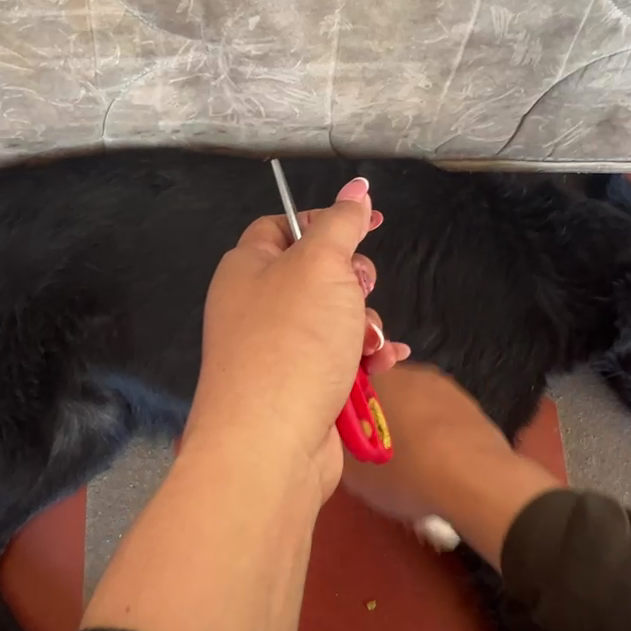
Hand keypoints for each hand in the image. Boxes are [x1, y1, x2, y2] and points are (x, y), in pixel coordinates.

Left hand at [191, 176, 409, 495]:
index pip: (286, 225)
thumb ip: (342, 222)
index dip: (328, 220)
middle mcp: (256, 305)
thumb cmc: (291, 340)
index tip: (370, 221)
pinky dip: (364, 358)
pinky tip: (383, 362)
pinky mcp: (299, 387)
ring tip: (368, 342)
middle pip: (317, 273)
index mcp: (248, 267)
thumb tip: (357, 188)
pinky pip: (339, 359)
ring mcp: (277, 350)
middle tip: (360, 288)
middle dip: (353, 280)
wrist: (270, 443)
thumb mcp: (322, 264)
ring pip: (335, 318)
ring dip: (364, 326)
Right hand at [341, 363, 559, 564]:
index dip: (349, 407)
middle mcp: (410, 371)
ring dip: (410, 422)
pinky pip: (442, 415)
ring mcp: (444, 385)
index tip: (350, 433)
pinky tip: (438, 461)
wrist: (475, 479)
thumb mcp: (353, 470)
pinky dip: (437, 432)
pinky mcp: (470, 403)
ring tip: (411, 460)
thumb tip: (340, 436)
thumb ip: (340, 444)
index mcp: (376, 378)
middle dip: (380, 413)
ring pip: (416, 401)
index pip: (352, 381)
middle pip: (386, 389)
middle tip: (376, 449)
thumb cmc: (404, 470)